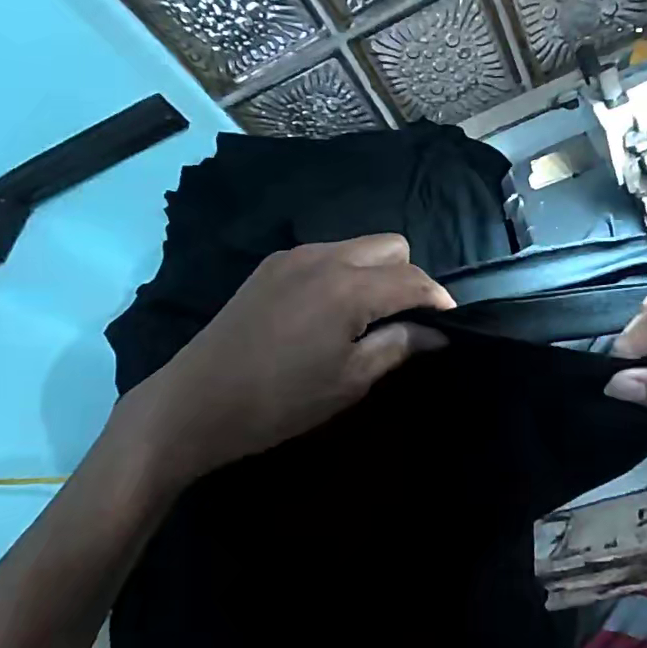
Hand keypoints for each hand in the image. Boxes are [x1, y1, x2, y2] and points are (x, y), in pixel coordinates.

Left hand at [116, 234, 453, 486]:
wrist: (198, 401)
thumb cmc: (281, 401)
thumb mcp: (349, 381)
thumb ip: (398, 345)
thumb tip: (436, 332)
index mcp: (348, 286)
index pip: (413, 278)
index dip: (438, 299)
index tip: (448, 324)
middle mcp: (324, 256)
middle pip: (390, 246)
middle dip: (408, 277)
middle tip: (404, 321)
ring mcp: (293, 256)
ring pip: (357, 246)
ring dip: (375, 273)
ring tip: (366, 317)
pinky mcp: (271, 265)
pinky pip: (325, 255)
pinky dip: (343, 273)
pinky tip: (329, 311)